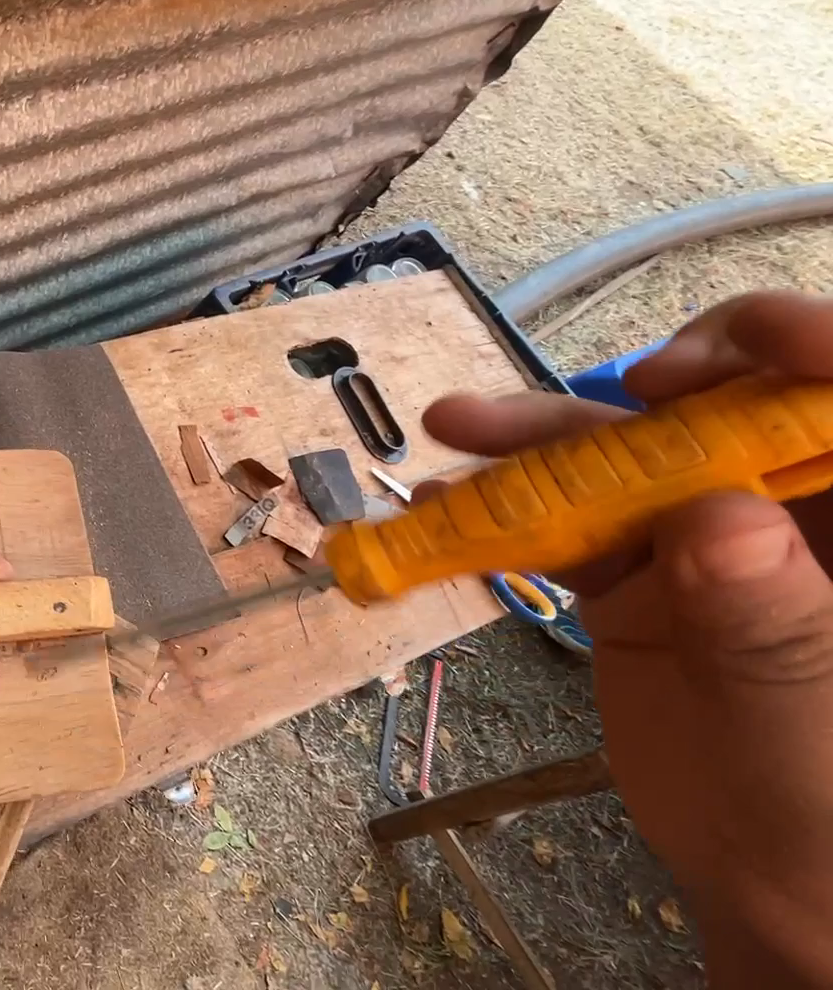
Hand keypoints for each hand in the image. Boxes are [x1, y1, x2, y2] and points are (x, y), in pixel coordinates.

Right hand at [423, 292, 832, 980]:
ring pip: (620, 463)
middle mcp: (797, 516)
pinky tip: (442, 508)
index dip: (815, 352)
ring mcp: (706, 543)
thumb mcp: (815, 722)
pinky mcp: (635, 575)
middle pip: (727, 417)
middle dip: (664, 389)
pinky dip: (494, 513)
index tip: (747, 350)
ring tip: (454, 424)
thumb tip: (721, 520)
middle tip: (624, 388)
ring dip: (536, 443)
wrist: (789, 888)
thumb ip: (778, 621)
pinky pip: (560, 525)